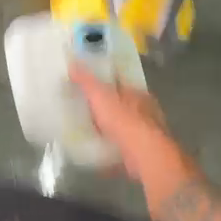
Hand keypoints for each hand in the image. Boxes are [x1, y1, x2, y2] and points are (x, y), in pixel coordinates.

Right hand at [70, 70, 197, 191]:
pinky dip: (112, 152)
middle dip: (108, 108)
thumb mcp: (101, 96)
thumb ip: (86, 80)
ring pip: (125, 129)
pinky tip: (97, 154)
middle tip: (85, 108)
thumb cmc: (126, 121)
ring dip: (111, 130)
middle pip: (124, 107)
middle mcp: (147, 113)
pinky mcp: (143, 156)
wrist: (148, 158)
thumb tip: (72, 61)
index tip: (89, 85)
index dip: (106, 83)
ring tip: (88, 131)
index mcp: (139, 95)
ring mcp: (147, 136)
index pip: (122, 84)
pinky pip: (123, 151)